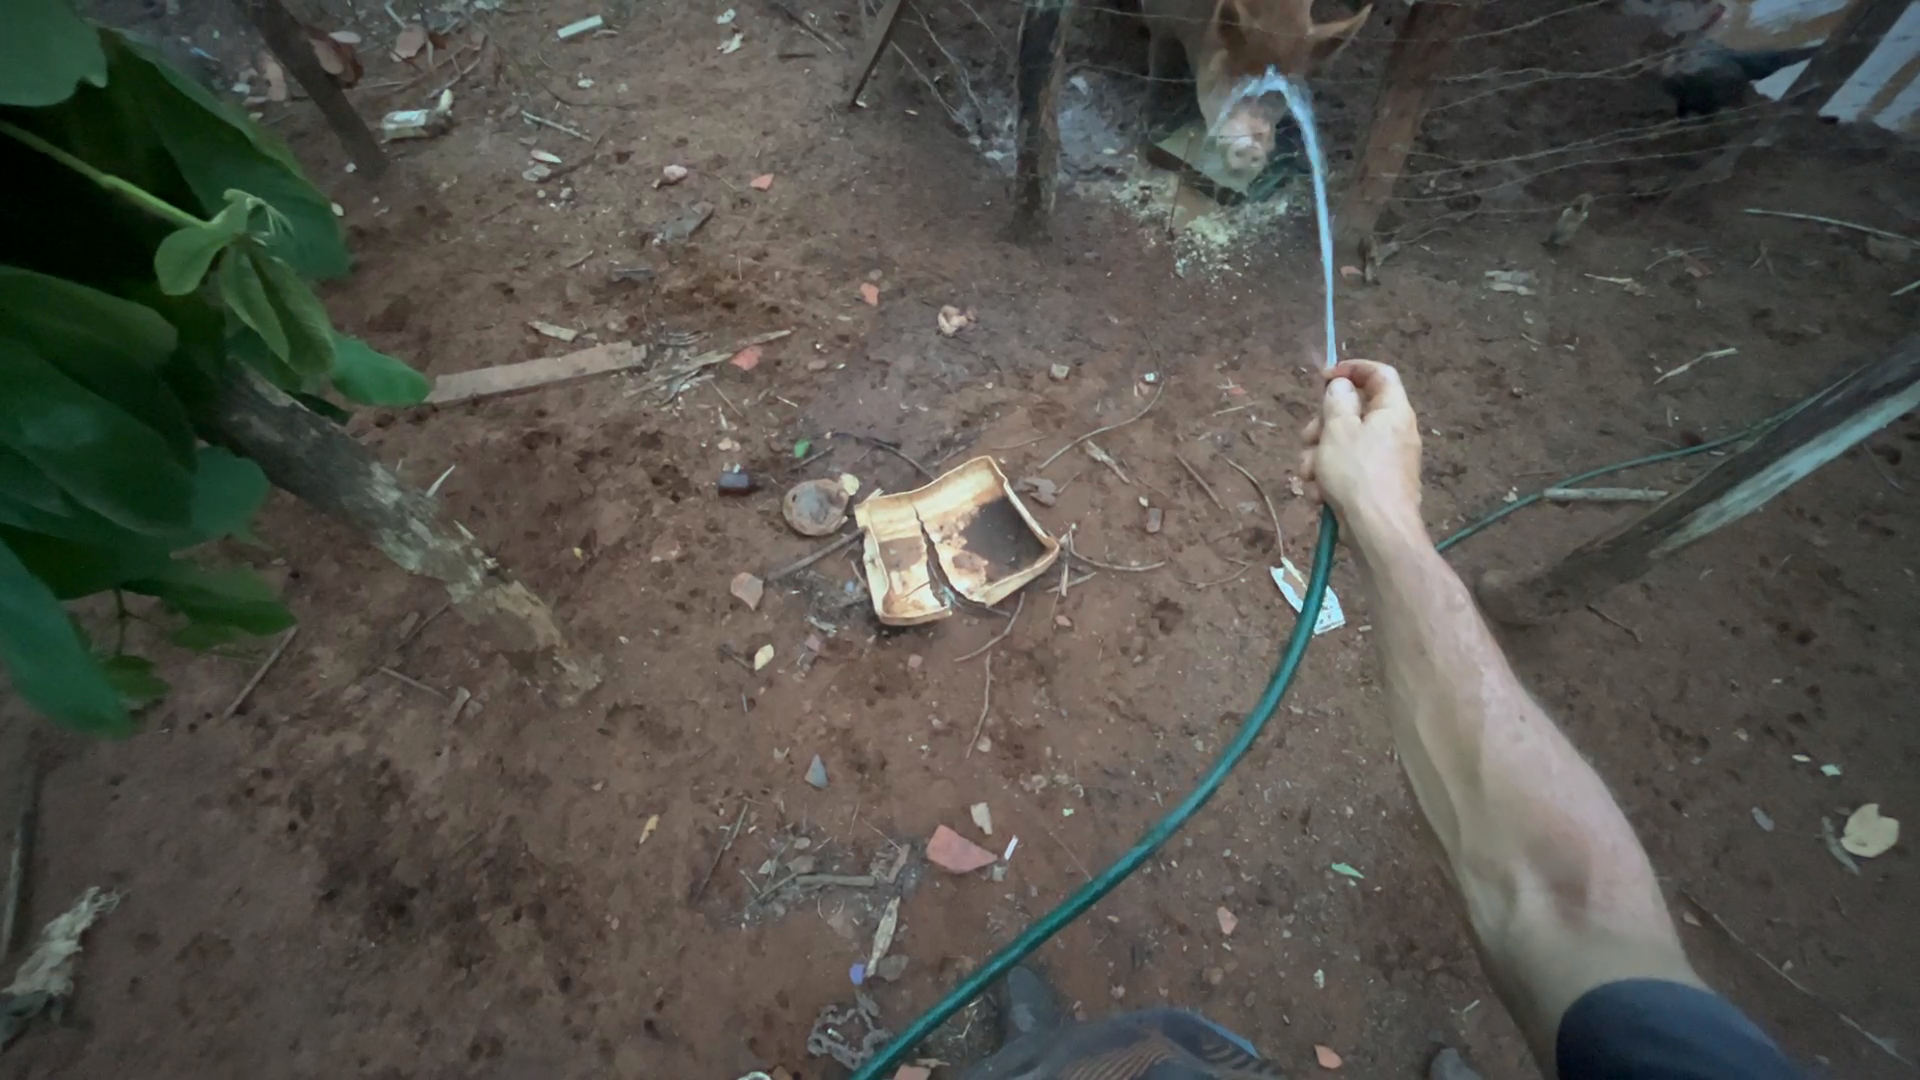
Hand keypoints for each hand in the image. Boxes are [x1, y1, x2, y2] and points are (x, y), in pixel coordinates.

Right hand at [1299, 360, 1423, 540]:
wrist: (1377, 528)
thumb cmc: (1356, 473)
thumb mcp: (1338, 430)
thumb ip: (1337, 402)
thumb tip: (1341, 385)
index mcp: (1392, 411)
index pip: (1379, 374)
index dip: (1351, 369)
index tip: (1323, 377)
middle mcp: (1393, 432)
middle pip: (1352, 413)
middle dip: (1322, 427)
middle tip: (1306, 438)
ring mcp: (1384, 460)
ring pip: (1341, 445)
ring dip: (1318, 458)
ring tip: (1310, 477)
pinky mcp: (1373, 484)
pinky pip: (1345, 470)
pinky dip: (1328, 479)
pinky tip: (1319, 495)